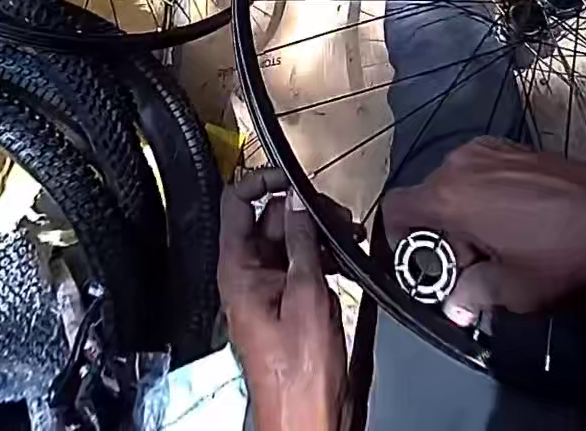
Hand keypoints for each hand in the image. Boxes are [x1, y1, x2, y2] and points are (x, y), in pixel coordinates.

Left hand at [219, 169, 344, 430]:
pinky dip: (322, 252)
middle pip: (271, 217)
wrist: (308, 419)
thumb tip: (298, 199)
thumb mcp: (306, 294)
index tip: (294, 178)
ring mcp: (267, 283)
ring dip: (319, 231)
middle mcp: (248, 270)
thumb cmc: (300, 368)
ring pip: (290, 236)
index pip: (236, 201)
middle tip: (339, 216)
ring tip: (349, 236)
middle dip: (305, 210)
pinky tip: (344, 257)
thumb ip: (302, 240)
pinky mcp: (286, 296)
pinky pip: (300, 259)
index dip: (262, 181)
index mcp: (238, 267)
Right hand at [381, 138, 585, 326]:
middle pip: (430, 198)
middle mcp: (458, 163)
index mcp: (448, 196)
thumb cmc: (557, 250)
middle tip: (476, 264)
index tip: (418, 258)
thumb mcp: (512, 287)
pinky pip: (478, 169)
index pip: (396, 206)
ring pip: (455, 183)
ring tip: (501, 241)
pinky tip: (517, 215)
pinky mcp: (507, 144)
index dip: (396, 234)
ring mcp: (483, 148)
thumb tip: (456, 307)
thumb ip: (473, 295)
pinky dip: (483, 192)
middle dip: (444, 234)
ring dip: (464, 212)